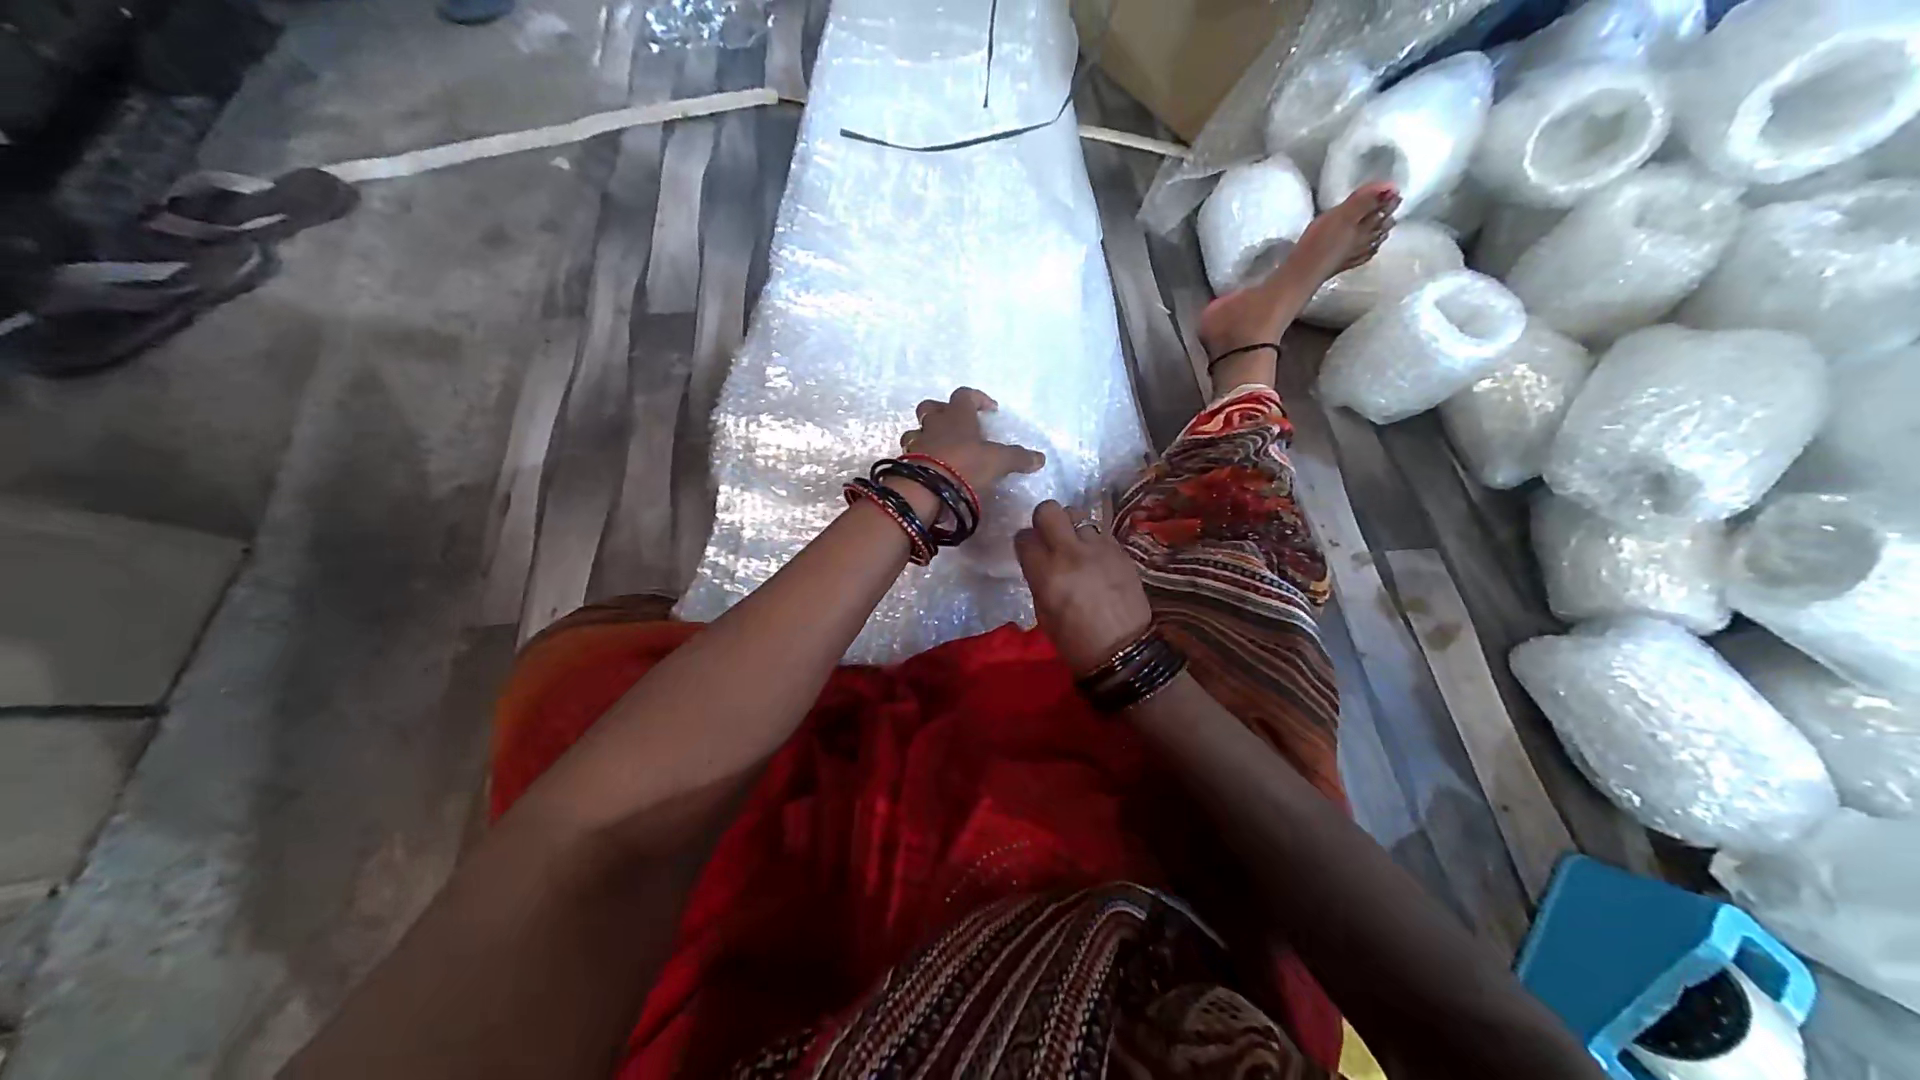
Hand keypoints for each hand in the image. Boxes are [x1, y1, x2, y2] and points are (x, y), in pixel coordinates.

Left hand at [899, 387, 1044, 490]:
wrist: (926, 489)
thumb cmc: (964, 465)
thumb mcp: (998, 462)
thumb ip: (1018, 458)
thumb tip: (1040, 458)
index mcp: (957, 416)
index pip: (965, 395)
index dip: (978, 398)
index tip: (990, 409)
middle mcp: (933, 424)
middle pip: (931, 407)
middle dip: (943, 412)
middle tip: (957, 425)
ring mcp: (916, 443)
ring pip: (916, 430)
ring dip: (927, 436)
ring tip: (940, 450)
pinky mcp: (905, 463)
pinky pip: (910, 454)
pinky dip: (919, 458)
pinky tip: (931, 469)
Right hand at [1015, 500, 1153, 673]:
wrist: (1124, 651)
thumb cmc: (1075, 642)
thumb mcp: (1043, 614)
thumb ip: (1038, 580)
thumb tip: (1038, 561)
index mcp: (1046, 574)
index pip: (1024, 538)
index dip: (1025, 544)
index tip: (1030, 552)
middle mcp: (1071, 554)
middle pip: (1050, 510)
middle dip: (1045, 520)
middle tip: (1050, 537)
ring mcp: (1099, 549)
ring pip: (1078, 516)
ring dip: (1073, 529)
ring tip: (1077, 547)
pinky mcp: (1120, 551)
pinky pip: (1100, 532)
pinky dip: (1094, 541)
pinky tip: (1096, 558)